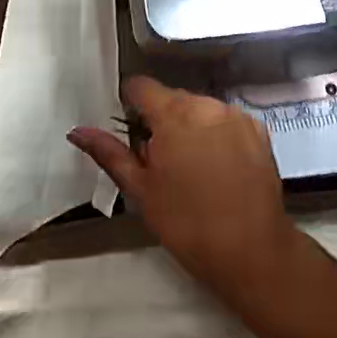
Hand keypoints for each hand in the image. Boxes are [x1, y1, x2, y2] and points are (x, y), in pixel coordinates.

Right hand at [68, 76, 295, 292]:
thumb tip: (77, 131)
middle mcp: (206, 104)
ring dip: (191, 126)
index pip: (141, 86)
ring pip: (201, 108)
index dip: (130, 104)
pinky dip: (218, 134)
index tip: (132, 133)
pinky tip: (220, 168)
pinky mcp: (259, 130)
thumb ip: (109, 153)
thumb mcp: (141, 190)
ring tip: (193, 168)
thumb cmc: (187, 223)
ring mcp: (236, 115)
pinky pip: (227, 120)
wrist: (252, 250)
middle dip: (162, 120)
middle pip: (172, 98)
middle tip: (162, 162)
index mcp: (174, 114)